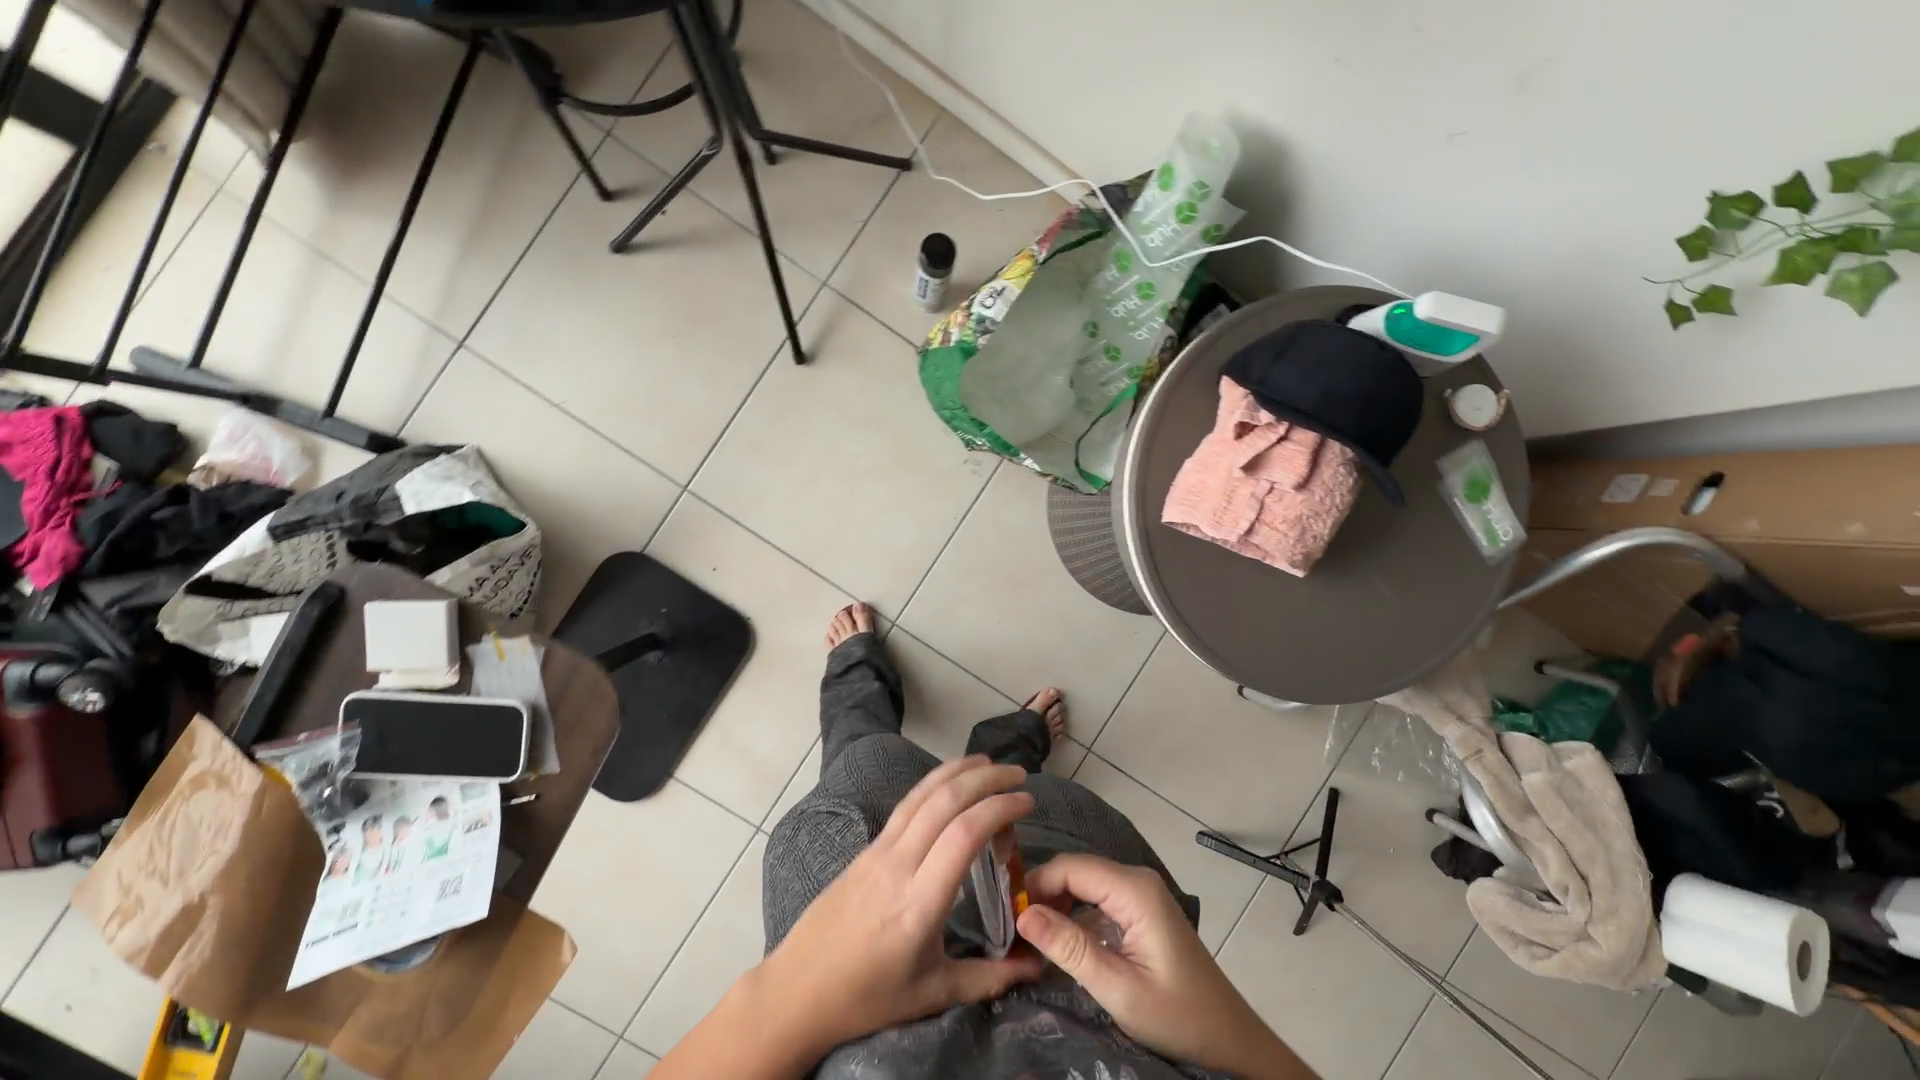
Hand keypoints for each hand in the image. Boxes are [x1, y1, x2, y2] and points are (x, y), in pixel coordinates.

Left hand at [746, 757, 1045, 1055]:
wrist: (797, 991)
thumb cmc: (866, 998)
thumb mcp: (933, 993)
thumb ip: (989, 977)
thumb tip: (1038, 966)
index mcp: (919, 903)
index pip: (964, 834)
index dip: (999, 809)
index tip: (1027, 802)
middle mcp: (898, 866)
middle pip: (944, 802)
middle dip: (985, 779)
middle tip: (1018, 774)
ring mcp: (877, 853)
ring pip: (920, 796)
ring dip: (956, 771)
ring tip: (988, 762)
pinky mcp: (864, 851)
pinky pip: (904, 808)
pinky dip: (932, 785)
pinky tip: (948, 783)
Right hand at [1017, 854, 1314, 1079]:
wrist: (1229, 1039)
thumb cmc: (1177, 1015)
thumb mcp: (1118, 988)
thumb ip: (1069, 948)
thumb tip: (1022, 914)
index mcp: (1135, 891)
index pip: (1069, 867)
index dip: (1034, 887)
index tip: (1007, 919)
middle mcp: (1136, 881)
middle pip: (1074, 872)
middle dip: (1040, 897)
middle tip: (1013, 933)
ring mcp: (1140, 895)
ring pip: (1082, 885)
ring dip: (1054, 907)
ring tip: (1028, 940)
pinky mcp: (1139, 912)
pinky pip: (1096, 900)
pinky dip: (1072, 917)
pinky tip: (1056, 943)